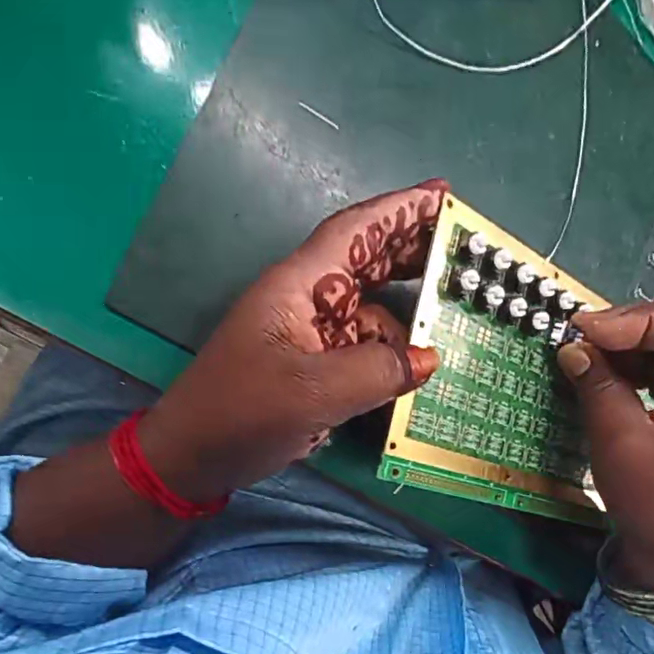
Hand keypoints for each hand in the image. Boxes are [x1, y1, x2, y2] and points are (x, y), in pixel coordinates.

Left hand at [137, 181, 448, 500]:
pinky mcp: (307, 371)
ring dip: (405, 314)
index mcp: (297, 288)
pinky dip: (386, 355)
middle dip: (410, 254)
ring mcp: (305, 338)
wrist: (191, 457)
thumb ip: (378, 371)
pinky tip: (414, 367)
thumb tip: (428, 359)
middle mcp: (302, 303)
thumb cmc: (242, 414)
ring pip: (365, 313)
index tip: (445, 196)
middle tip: (463, 253)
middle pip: (364, 265)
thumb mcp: (314, 392)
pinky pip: (356, 351)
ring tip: (451, 317)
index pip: (353, 233)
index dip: (399, 210)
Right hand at [557, 303, 653, 593]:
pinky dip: (635, 361)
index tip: (583, 330)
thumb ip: (599, 389)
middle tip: (581, 339)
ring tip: (587, 354)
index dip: (637, 319)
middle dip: (632, 329)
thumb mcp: (621, 446)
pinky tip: (605, 369)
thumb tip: (572, 348)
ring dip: (630, 344)